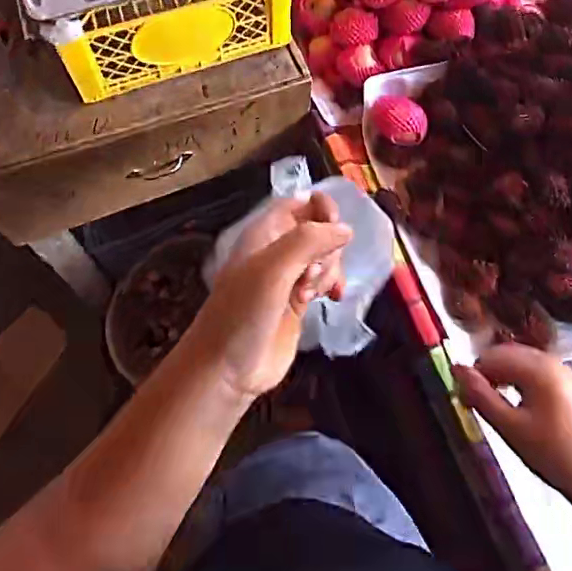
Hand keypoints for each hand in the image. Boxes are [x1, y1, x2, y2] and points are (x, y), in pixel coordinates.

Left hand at [179, 194, 351, 400]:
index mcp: (264, 232)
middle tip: (311, 273)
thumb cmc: (243, 312)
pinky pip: (324, 280)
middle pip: (318, 229)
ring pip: (324, 255)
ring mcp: (288, 276)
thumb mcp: (273, 268)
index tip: (335, 227)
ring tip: (311, 292)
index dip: (321, 208)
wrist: (226, 368)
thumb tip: (345, 229)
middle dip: (327, 247)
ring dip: (329, 269)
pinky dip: (333, 285)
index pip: (299, 202)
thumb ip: (309, 241)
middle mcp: (277, 249)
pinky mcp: (297, 301)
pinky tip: (332, 298)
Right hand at [453, 343, 571, 506]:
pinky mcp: (568, 385)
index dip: (473, 377)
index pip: (490, 356)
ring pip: (518, 363)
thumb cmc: (555, 456)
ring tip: (496, 409)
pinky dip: (519, 383)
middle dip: (487, 375)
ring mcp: (562, 371)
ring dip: (501, 379)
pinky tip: (519, 408)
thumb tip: (455, 368)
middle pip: (505, 355)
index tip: (465, 402)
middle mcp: (550, 360)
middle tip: (476, 405)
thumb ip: (481, 396)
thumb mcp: (511, 428)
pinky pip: (533, 372)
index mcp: (537, 367)